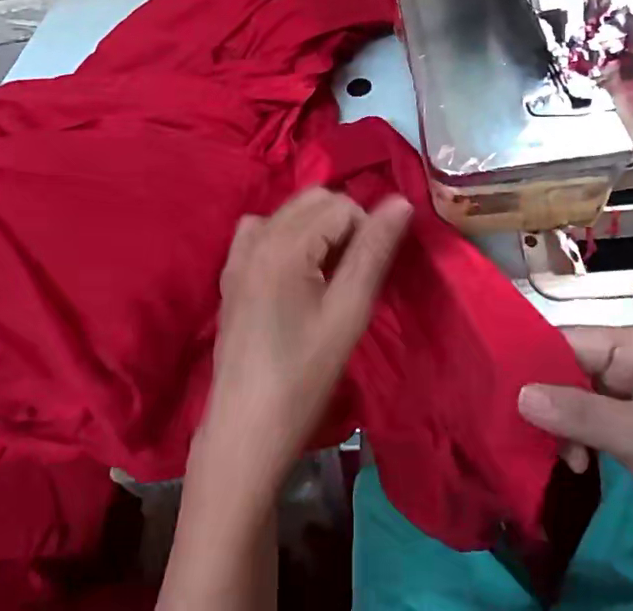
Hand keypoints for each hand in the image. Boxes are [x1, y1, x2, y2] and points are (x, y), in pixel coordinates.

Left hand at [162, 190, 409, 610]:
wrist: (246, 431)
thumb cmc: (305, 376)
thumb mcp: (349, 312)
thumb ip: (374, 251)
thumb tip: (401, 201)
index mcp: (283, 244)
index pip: (344, 206)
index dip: (366, 234)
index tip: (363, 279)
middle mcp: (255, 237)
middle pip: (316, 200)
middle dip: (344, 225)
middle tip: (349, 276)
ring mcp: (238, 255)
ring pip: (292, 211)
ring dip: (318, 230)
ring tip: (326, 277)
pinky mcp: (231, 274)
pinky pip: (264, 230)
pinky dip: (288, 238)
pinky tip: (295, 275)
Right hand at [518, 326, 632, 610]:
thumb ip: (587, 416)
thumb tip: (522, 396)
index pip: (570, 341)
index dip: (532, 360)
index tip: (493, 385)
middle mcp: (623, 364)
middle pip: (562, 368)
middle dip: (537, 396)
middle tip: (505, 424)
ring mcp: (619, 400)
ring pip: (564, 399)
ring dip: (548, 424)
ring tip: (540, 452)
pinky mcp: (617, 433)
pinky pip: (575, 426)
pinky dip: (562, 442)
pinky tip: (563, 463)